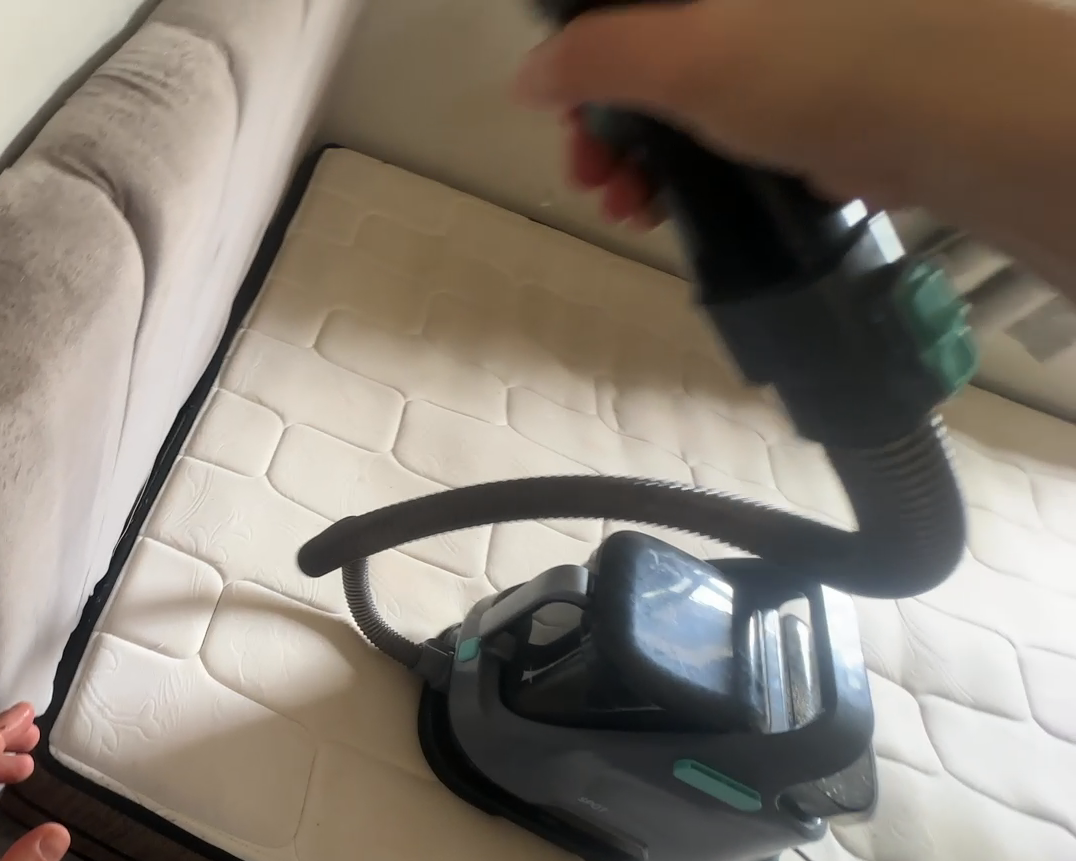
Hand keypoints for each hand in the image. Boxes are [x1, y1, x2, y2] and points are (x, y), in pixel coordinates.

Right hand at [512, 0, 1075, 255]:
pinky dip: (675, 163)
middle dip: (600, 120)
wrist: (966, 120)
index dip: (581, 52)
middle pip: (641, 46)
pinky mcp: (805, 78)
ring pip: (672, 89)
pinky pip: (712, 115)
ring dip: (630, 156)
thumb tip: (528, 75)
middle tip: (588, 174)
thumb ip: (594, 56)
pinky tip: (659, 204)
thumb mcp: (689, 56)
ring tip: (624, 206)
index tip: (567, 109)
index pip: (621, 3)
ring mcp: (786, 30)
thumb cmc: (826, 64)